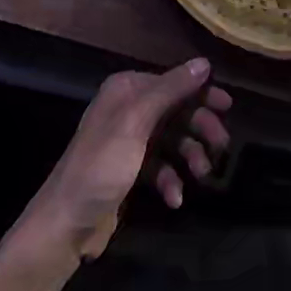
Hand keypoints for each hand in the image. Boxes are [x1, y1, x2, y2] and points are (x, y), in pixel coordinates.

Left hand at [20, 59, 232, 260]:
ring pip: (173, 139)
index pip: (175, 82)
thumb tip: (205, 62)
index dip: (203, 93)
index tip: (227, 107)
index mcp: (127, 90)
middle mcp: (128, 109)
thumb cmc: (101, 167)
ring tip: (201, 174)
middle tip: (221, 145)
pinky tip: (176, 197)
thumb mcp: (136, 123)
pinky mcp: (128, 170)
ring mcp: (128, 141)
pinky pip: (161, 166)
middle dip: (200, 128)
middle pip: (177, 110)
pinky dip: (171, 179)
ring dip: (190, 155)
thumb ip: (172, 90)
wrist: (62, 228)